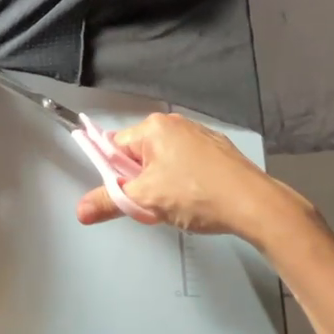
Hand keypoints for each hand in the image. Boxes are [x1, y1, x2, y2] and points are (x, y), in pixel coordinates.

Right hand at [76, 113, 318, 244]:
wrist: (254, 203)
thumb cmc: (196, 194)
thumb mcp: (147, 200)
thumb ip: (110, 201)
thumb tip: (80, 210)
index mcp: (152, 127)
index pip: (116, 146)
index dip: (115, 172)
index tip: (125, 193)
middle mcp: (174, 123)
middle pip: (141, 153)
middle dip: (142, 180)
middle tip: (153, 203)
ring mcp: (199, 133)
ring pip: (166, 159)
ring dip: (164, 181)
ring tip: (178, 204)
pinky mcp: (218, 148)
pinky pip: (189, 161)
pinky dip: (187, 179)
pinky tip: (198, 199)